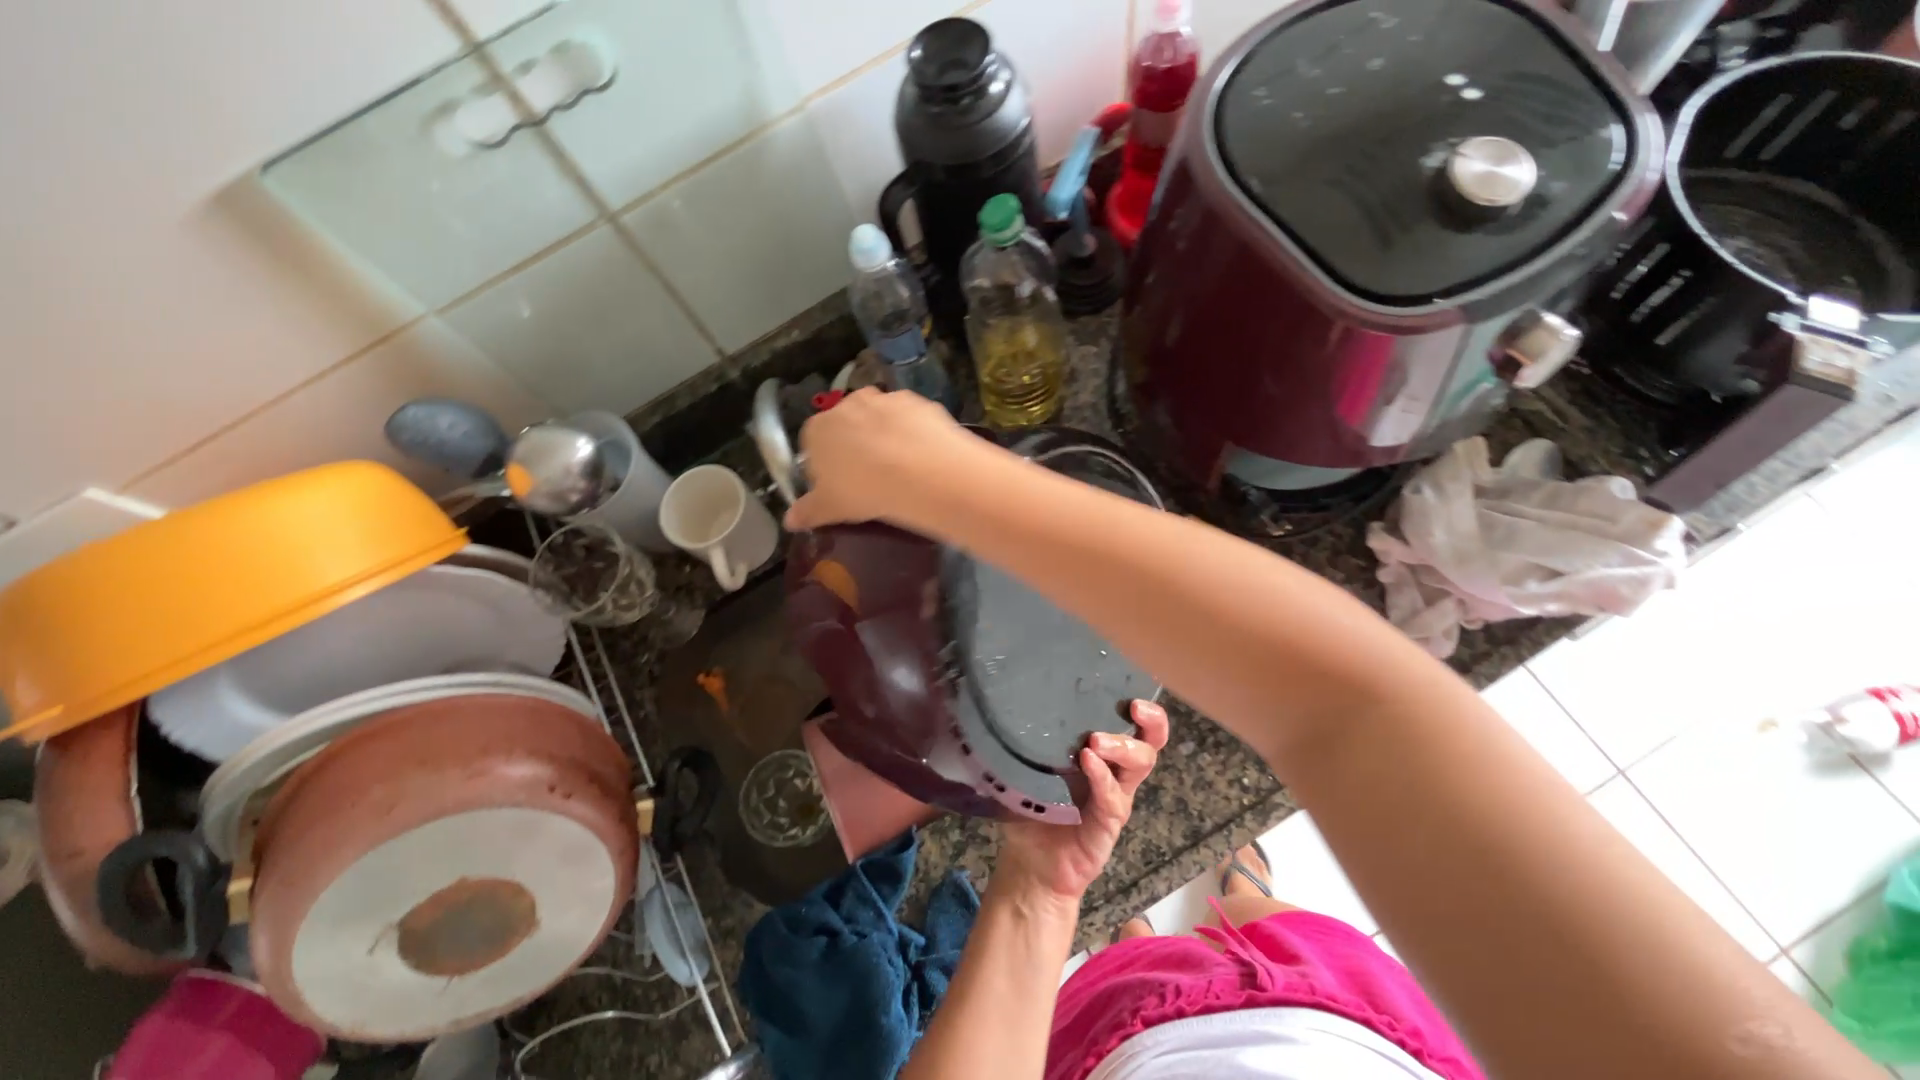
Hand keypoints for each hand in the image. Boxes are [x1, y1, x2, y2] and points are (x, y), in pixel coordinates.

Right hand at [783, 388, 990, 530]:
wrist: (922, 473)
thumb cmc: (864, 490)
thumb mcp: (829, 508)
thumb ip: (807, 511)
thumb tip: (790, 520)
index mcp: (818, 428)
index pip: (813, 442)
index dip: (825, 463)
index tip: (838, 483)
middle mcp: (848, 404)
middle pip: (846, 425)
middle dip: (854, 445)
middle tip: (868, 477)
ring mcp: (884, 399)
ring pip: (879, 418)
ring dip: (884, 435)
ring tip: (898, 467)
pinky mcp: (917, 401)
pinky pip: (908, 417)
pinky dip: (911, 432)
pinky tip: (920, 456)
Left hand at [994, 699, 1171, 903]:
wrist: (1031, 865)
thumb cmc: (1032, 811)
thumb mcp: (1029, 769)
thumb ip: (1027, 742)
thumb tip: (1007, 704)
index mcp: (1102, 757)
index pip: (1135, 729)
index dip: (1144, 711)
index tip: (1133, 693)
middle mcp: (1115, 774)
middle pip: (1149, 744)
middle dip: (1149, 723)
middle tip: (1133, 707)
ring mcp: (1115, 799)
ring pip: (1139, 766)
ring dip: (1122, 747)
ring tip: (1097, 740)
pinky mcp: (1108, 824)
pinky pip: (1112, 797)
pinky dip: (1101, 777)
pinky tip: (1088, 762)